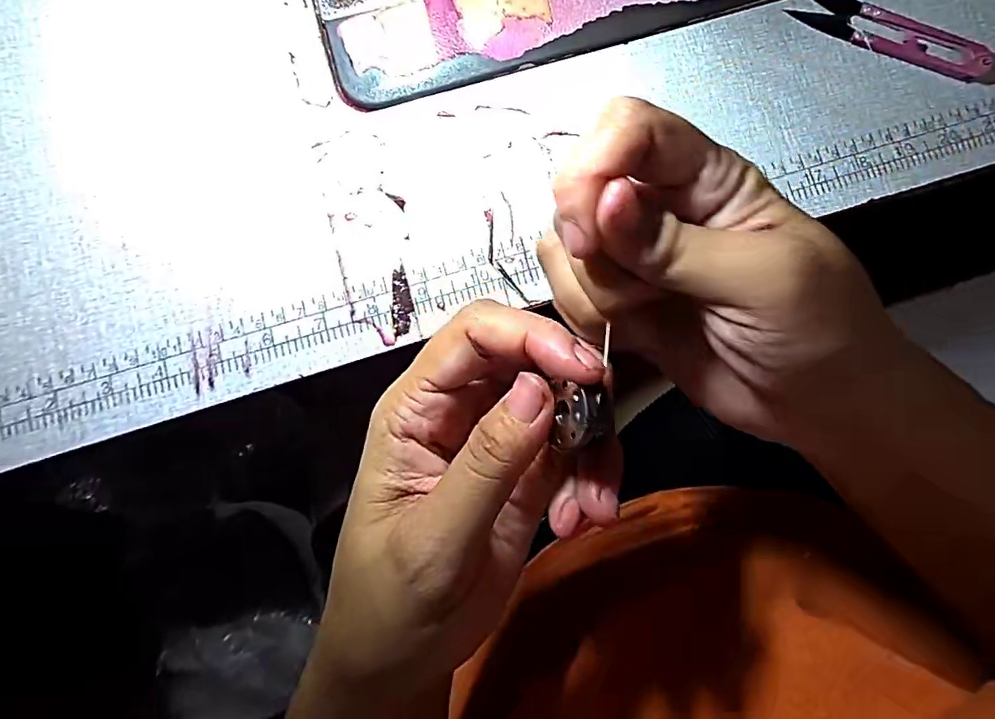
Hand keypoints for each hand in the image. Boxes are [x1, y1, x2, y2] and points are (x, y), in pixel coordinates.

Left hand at [292, 302, 619, 717]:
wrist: (399, 659)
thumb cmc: (391, 599)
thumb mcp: (434, 538)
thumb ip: (486, 462)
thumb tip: (537, 388)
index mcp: (415, 405)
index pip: (472, 334)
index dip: (528, 335)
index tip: (583, 369)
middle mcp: (456, 406)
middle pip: (524, 357)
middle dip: (573, 387)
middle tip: (603, 431)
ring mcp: (494, 435)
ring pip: (558, 400)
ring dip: (590, 445)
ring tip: (590, 508)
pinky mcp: (525, 469)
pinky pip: (571, 447)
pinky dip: (589, 476)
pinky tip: (579, 521)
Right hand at [539, 97, 910, 441]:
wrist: (823, 411)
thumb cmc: (822, 331)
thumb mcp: (767, 279)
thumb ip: (677, 244)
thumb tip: (606, 198)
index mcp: (706, 176)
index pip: (630, 126)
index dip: (597, 159)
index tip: (590, 219)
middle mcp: (659, 205)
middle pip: (581, 186)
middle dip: (588, 236)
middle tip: (633, 284)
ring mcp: (632, 254)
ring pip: (563, 243)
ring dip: (593, 287)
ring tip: (649, 311)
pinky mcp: (617, 299)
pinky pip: (565, 291)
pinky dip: (584, 319)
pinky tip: (631, 334)